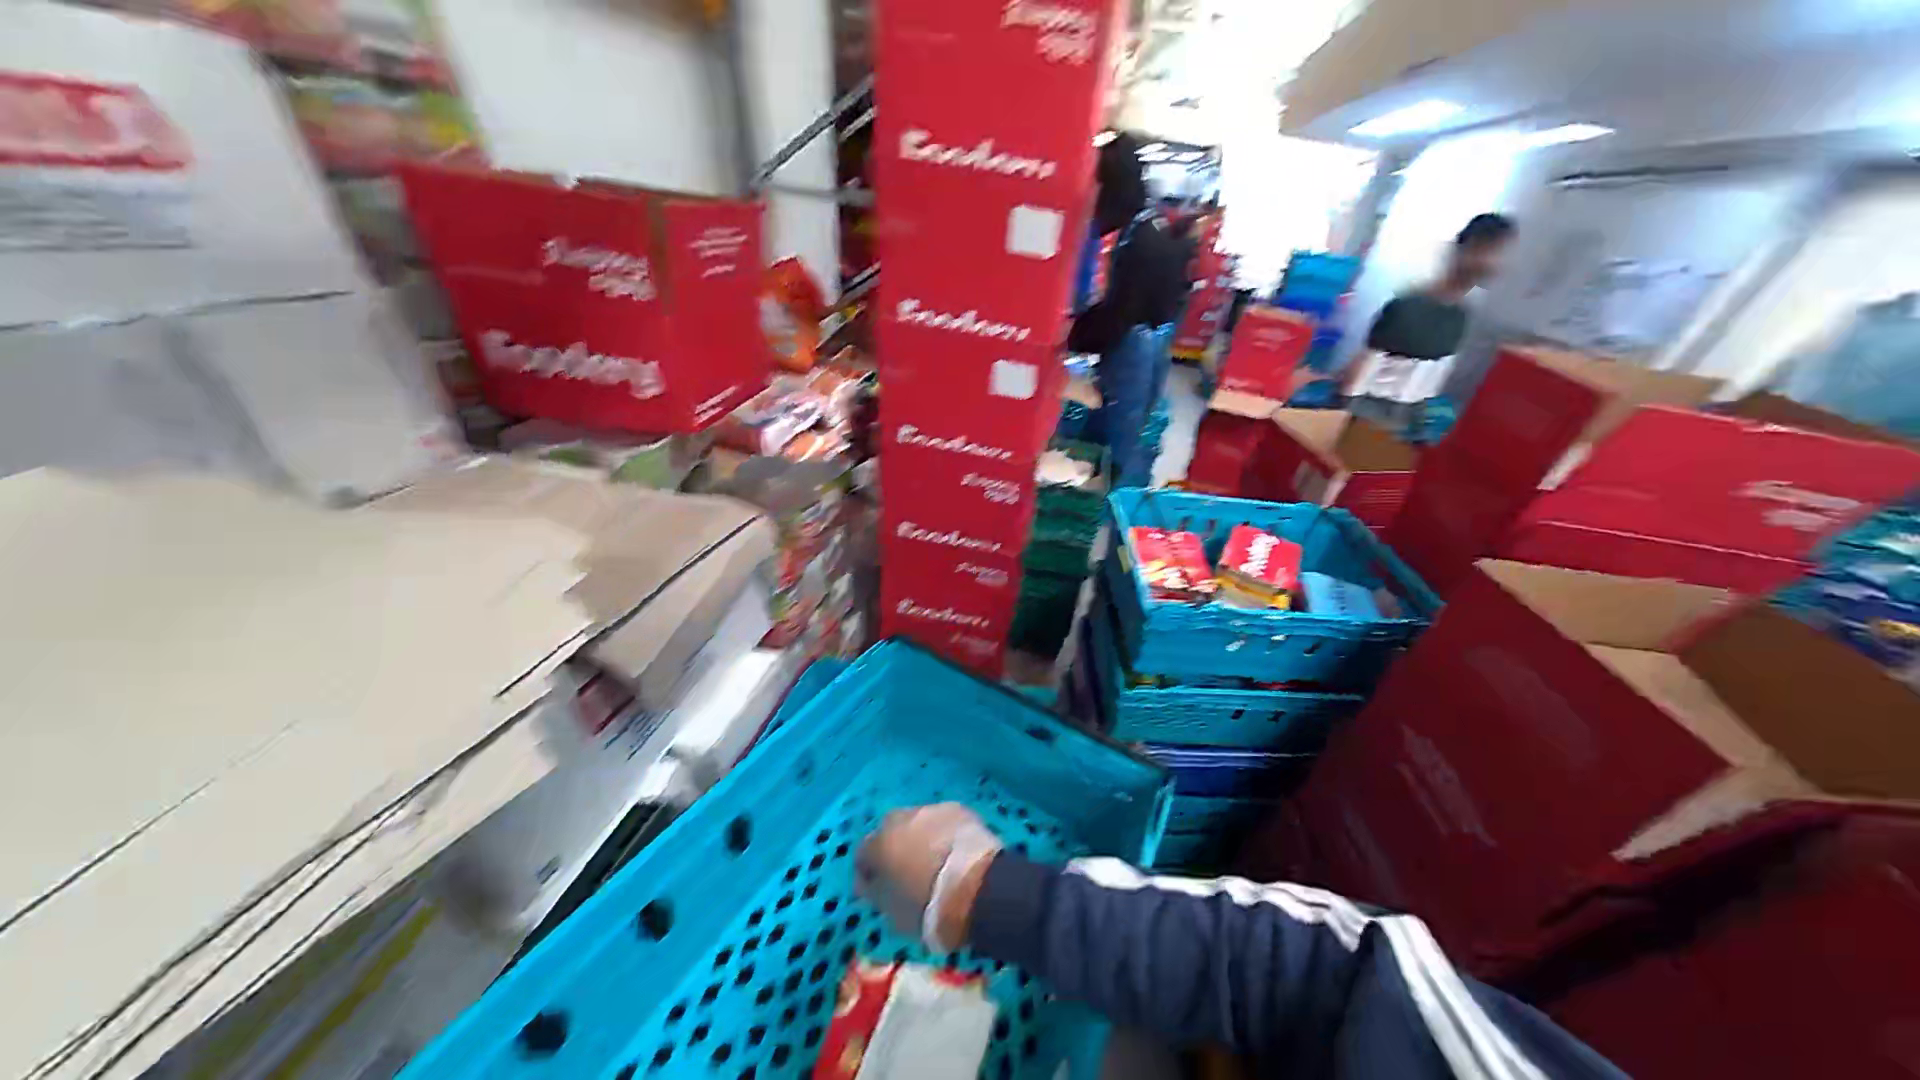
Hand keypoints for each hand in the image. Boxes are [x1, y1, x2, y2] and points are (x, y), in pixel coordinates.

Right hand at [856, 803, 1001, 951]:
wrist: (978, 888)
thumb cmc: (930, 908)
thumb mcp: (894, 914)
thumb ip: (877, 893)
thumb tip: (871, 884)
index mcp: (879, 845)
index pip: (863, 855)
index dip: (869, 873)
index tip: (877, 889)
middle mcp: (900, 819)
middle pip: (890, 831)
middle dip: (895, 847)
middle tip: (908, 871)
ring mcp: (931, 809)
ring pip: (918, 822)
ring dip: (921, 837)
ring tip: (936, 861)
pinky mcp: (958, 809)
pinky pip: (943, 821)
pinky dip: (944, 834)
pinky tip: (955, 851)